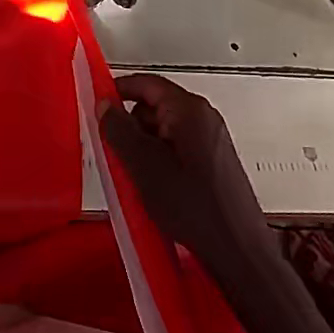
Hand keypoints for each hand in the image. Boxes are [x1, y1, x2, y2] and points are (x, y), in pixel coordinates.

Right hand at [100, 74, 269, 265]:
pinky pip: (175, 147)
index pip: (146, 83)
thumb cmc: (196, 209)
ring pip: (162, 129)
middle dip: (130, 125)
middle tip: (114, 150)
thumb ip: (119, 130)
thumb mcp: (143, 167)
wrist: (236, 249)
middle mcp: (204, 118)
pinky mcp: (211, 159)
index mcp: (189, 110)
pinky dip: (158, 160)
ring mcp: (210, 138)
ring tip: (135, 176)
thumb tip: (105, 107)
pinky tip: (152, 186)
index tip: (97, 104)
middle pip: (153, 105)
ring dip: (143, 146)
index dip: (118, 90)